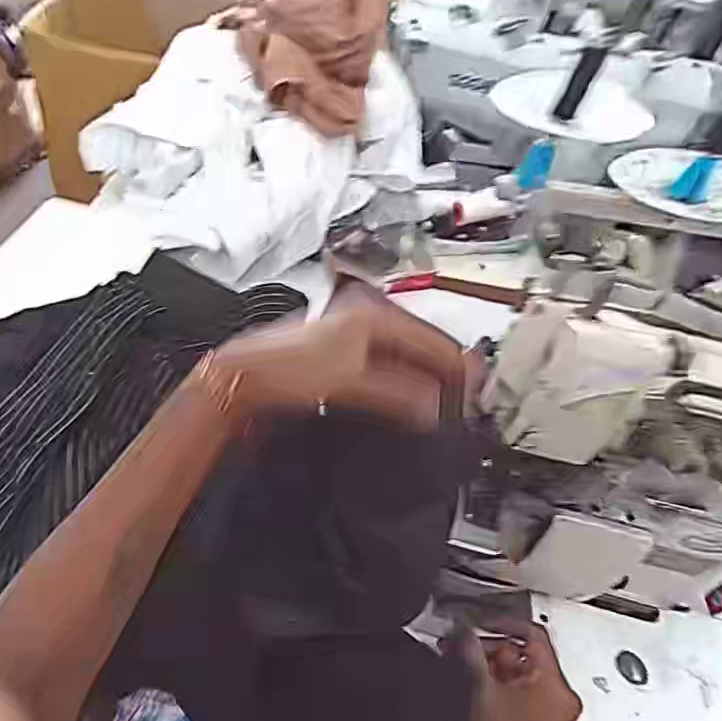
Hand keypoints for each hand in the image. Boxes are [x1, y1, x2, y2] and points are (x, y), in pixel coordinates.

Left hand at [210, 281, 464, 429]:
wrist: (248, 374)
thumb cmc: (287, 368)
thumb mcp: (352, 384)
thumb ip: (399, 395)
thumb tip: (434, 407)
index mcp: (376, 314)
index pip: (437, 342)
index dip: (458, 370)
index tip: (473, 393)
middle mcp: (369, 313)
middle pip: (425, 344)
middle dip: (446, 372)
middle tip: (463, 400)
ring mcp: (358, 327)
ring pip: (408, 351)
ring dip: (426, 376)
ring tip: (442, 401)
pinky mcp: (347, 344)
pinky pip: (390, 359)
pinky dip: (405, 376)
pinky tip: (409, 394)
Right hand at [450, 618, 582, 720]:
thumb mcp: (482, 691)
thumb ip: (472, 655)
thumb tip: (465, 634)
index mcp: (554, 682)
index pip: (533, 634)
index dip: (503, 624)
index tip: (482, 624)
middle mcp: (559, 695)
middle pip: (524, 655)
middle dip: (490, 651)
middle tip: (464, 649)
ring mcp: (552, 711)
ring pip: (520, 675)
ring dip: (492, 669)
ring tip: (464, 669)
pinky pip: (521, 693)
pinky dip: (500, 687)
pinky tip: (476, 690)